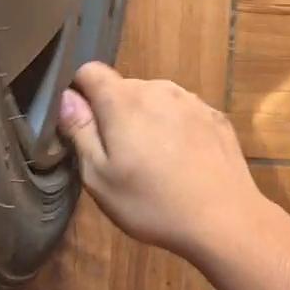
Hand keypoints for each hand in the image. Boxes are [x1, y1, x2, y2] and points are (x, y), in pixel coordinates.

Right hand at [56, 62, 271, 256]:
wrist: (224, 218)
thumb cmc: (152, 202)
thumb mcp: (99, 177)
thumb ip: (80, 131)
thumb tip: (66, 97)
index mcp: (123, 100)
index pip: (89, 71)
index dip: (79, 92)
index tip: (82, 124)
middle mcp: (158, 88)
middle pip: (124, 88)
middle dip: (114, 112)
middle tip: (119, 157)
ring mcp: (191, 100)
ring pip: (156, 100)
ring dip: (147, 120)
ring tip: (153, 163)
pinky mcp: (215, 116)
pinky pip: (183, 113)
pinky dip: (176, 128)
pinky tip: (183, 162)